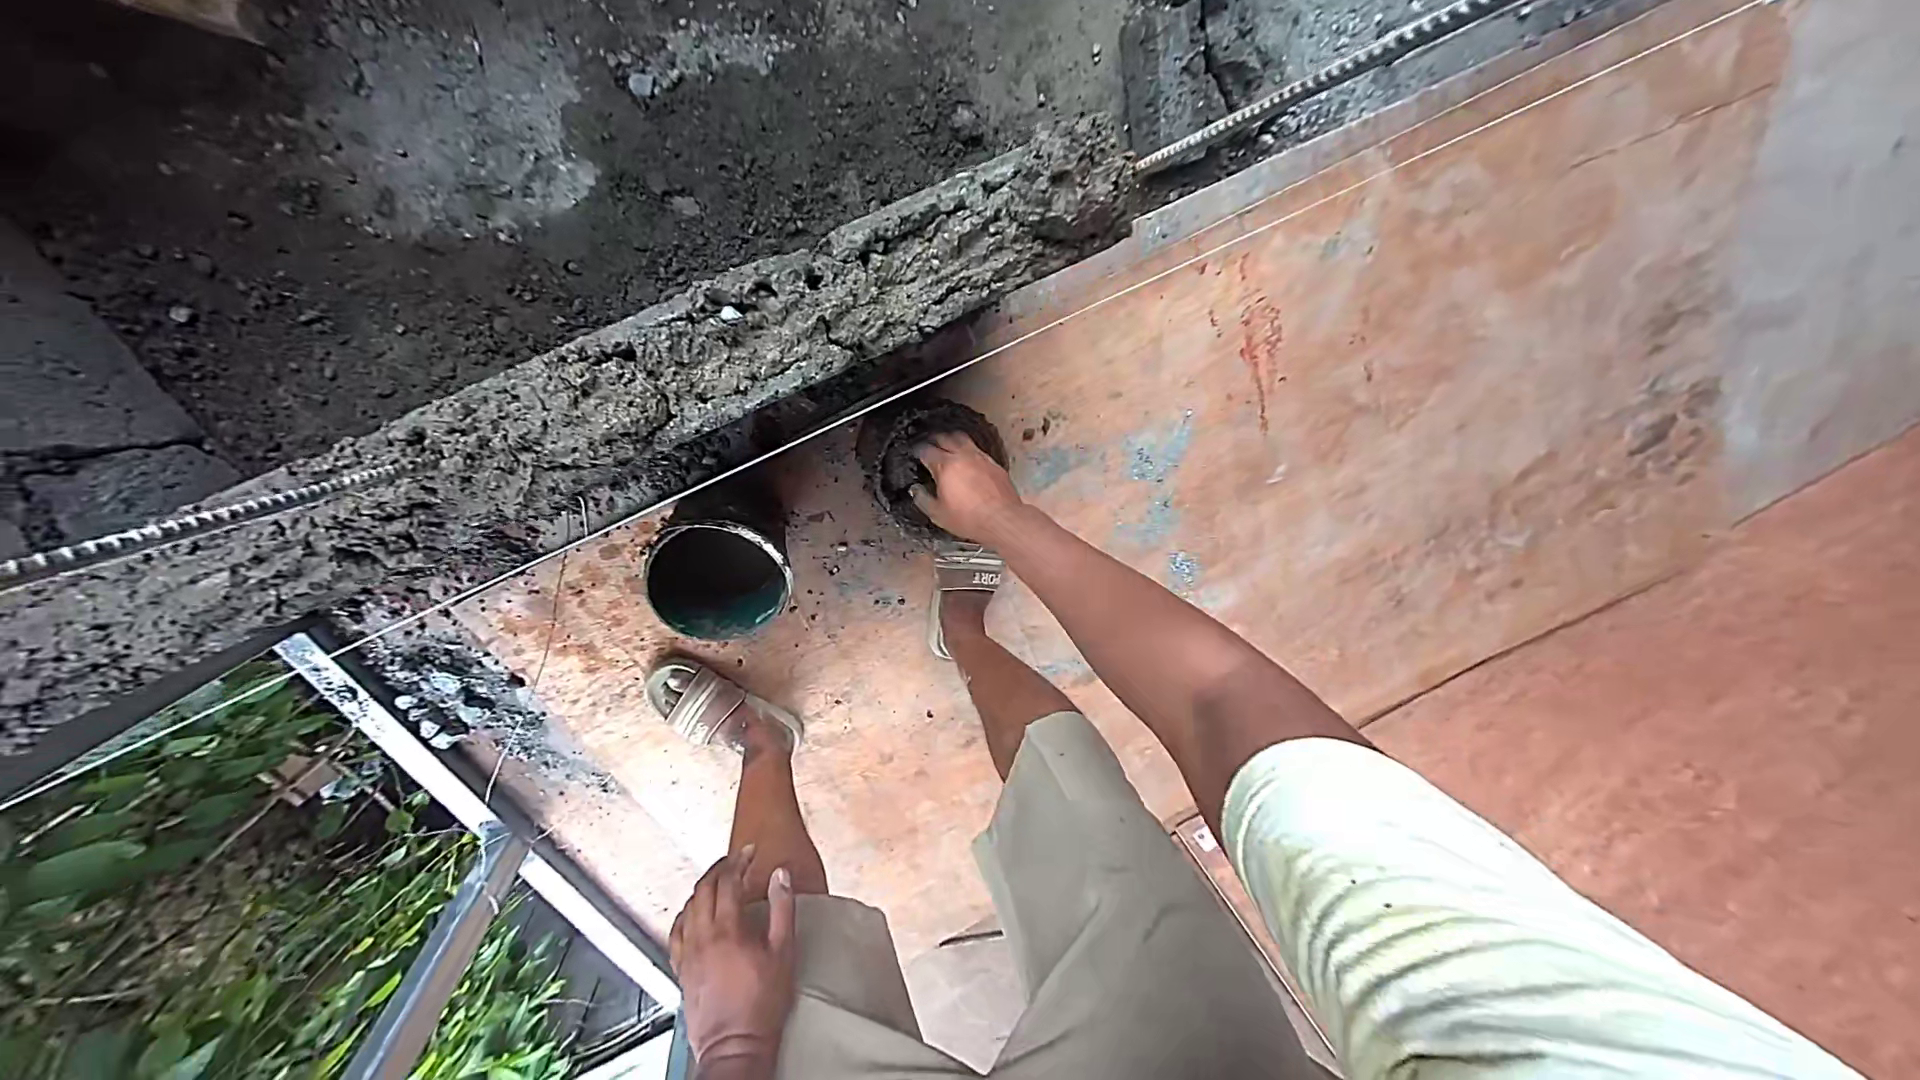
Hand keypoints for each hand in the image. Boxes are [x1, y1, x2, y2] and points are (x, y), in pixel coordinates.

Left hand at [669, 850, 796, 1074]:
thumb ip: (782, 907)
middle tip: (735, 860)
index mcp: (728, 930)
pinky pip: (676, 932)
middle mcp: (702, 938)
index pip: (728, 881)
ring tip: (719, 881)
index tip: (750, 852)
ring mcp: (688, 955)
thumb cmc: (763, 1002)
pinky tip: (694, 913)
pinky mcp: (681, 971)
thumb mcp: (784, 951)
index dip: (739, 861)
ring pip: (688, 907)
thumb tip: (780, 875)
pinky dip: (686, 914)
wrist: (736, 1047)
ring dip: (703, 888)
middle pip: (703, 889)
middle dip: (719, 868)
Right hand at [911, 432, 1026, 542]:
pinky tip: (970, 458)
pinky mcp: (994, 464)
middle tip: (930, 444)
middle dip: (934, 439)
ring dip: (953, 439)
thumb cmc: (971, 519)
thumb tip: (916, 491)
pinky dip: (970, 450)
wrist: (1001, 520)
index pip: (926, 450)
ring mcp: (980, 458)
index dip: (918, 451)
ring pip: (963, 439)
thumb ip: (923, 499)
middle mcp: (963, 457)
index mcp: (945, 467)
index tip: (917, 453)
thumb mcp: (938, 514)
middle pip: (945, 438)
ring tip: (949, 443)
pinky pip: (979, 450)